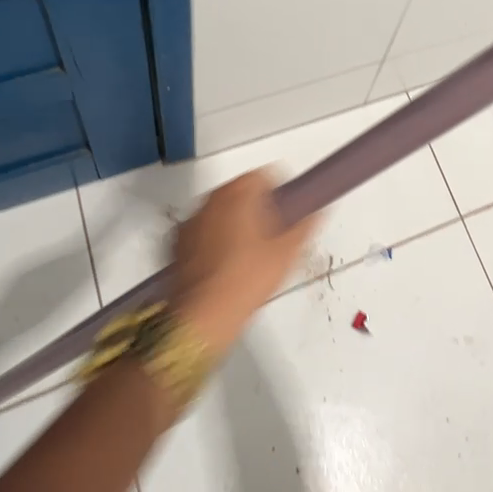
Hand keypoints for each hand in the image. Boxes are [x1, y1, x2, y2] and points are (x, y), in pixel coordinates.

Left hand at [169, 170, 318, 355]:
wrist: (203, 318)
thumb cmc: (248, 279)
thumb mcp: (287, 254)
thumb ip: (306, 225)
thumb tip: (316, 213)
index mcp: (238, 193)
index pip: (263, 175)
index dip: (279, 191)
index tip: (287, 212)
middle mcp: (210, 200)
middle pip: (239, 191)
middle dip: (256, 206)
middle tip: (271, 234)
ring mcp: (190, 222)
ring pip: (219, 211)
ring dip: (233, 222)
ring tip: (248, 253)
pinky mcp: (176, 244)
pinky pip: (202, 231)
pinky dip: (213, 239)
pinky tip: (224, 265)